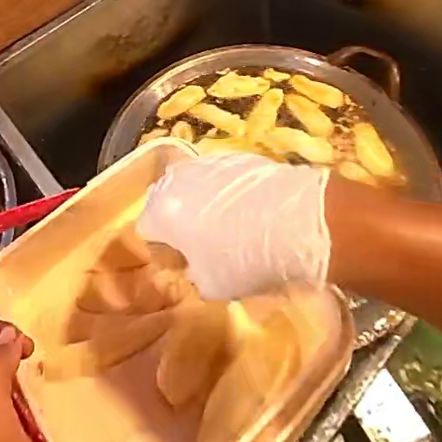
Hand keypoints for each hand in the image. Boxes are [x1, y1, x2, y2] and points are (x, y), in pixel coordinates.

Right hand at [137, 154, 330, 300]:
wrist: (295, 220)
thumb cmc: (242, 259)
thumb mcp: (210, 285)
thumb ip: (192, 272)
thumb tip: (196, 265)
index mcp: (162, 210)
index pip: (147, 231)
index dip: (165, 252)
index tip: (184, 266)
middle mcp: (178, 178)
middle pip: (167, 201)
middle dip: (180, 223)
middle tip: (203, 246)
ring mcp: (209, 162)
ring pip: (194, 186)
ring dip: (203, 206)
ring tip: (229, 229)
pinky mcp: (238, 155)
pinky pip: (221, 177)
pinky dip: (227, 193)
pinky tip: (248, 212)